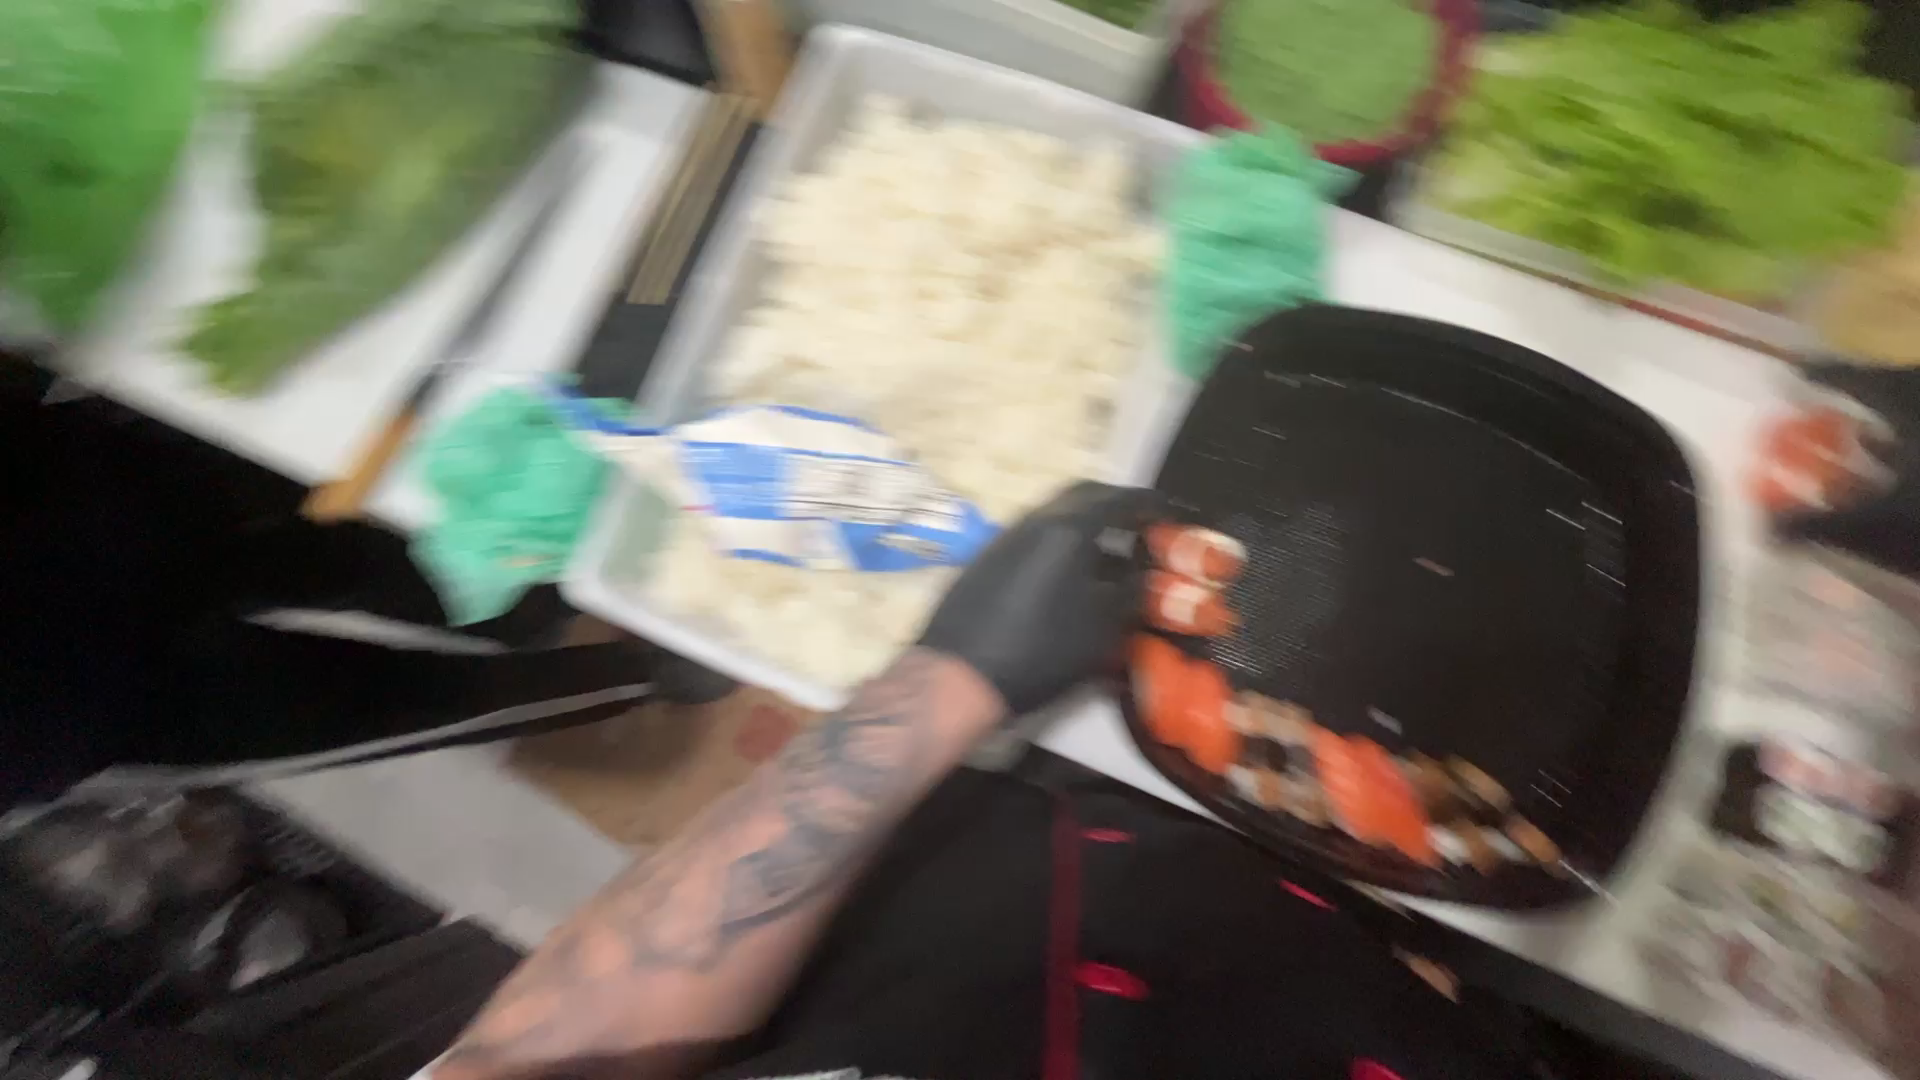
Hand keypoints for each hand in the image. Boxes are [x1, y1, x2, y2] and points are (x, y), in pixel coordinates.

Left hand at [918, 480, 1161, 716]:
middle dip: (1114, 505)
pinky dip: (1057, 544)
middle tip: (1138, 527)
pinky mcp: (983, 557)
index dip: (1149, 503)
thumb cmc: (1040, 652)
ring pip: (1053, 514)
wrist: (959, 676)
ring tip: (1105, 556)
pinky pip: (1030, 536)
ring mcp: (1003, 536)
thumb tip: (1145, 574)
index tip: (1168, 513)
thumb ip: (1132, 592)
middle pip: (1082, 495)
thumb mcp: (1102, 628)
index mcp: (1067, 528)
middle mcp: (1033, 520)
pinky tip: (1064, 577)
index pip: (1118, 498)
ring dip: (1083, 525)